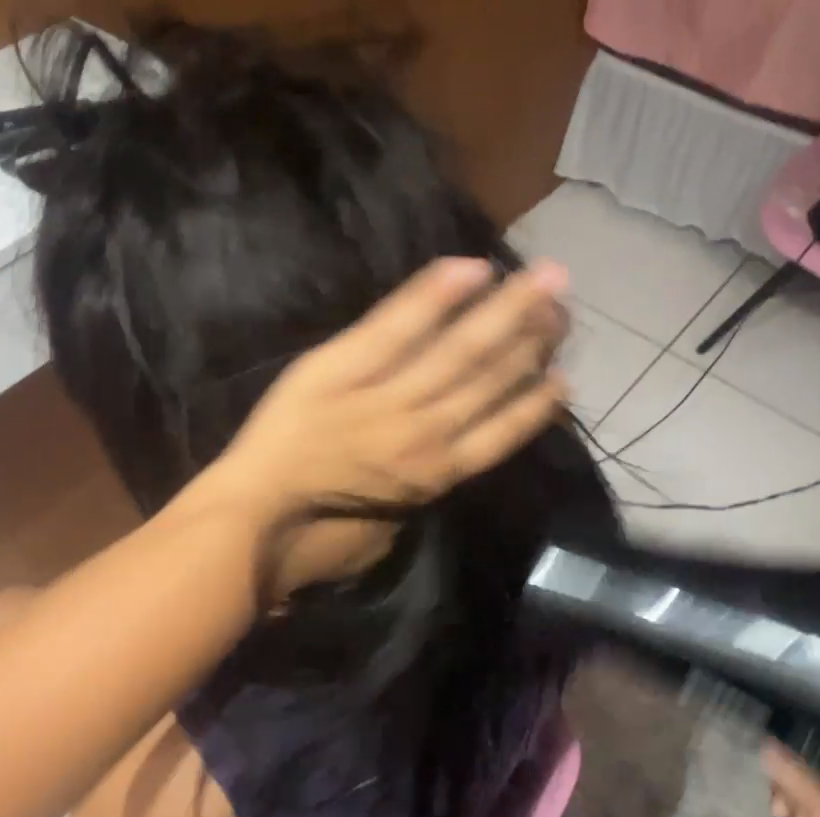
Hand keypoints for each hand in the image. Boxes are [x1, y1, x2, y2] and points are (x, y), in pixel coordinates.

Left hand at [182, 257, 571, 593]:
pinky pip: (398, 327)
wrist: (254, 524)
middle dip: (533, 338)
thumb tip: (438, 465)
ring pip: (460, 350)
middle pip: (491, 378)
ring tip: (541, 279)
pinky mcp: (343, 369)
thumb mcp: (386, 529)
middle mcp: (427, 432)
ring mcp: (387, 397)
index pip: (502, 433)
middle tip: (565, 301)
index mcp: (437, 476)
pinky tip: (473, 267)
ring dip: (505, 311)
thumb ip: (420, 491)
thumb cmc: (317, 544)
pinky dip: (435, 296)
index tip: (565, 376)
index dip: (536, 404)